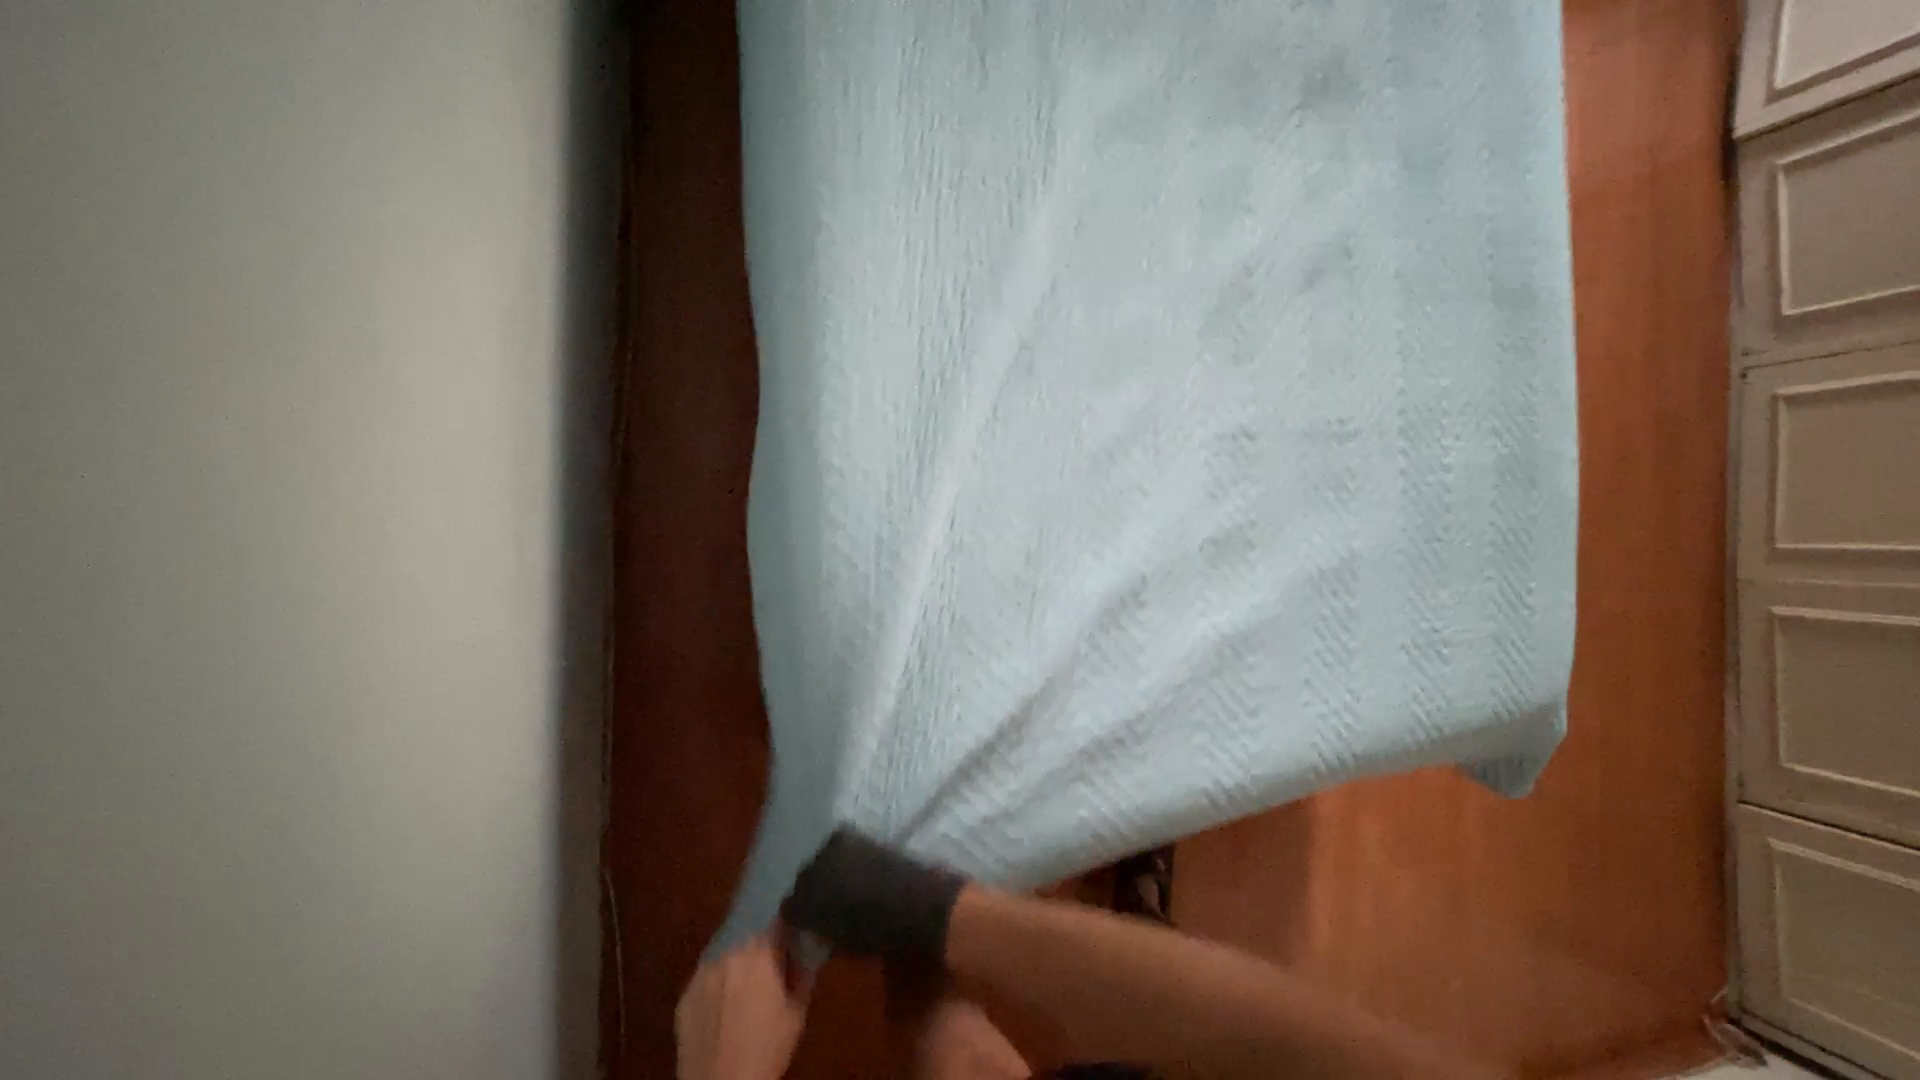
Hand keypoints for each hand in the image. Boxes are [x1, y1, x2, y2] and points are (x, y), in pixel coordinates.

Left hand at [675, 926, 812, 1079]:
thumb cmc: (766, 1049)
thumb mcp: (797, 1013)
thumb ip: (803, 974)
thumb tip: (807, 949)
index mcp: (759, 953)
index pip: (775, 922)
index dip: (786, 926)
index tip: (793, 932)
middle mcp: (728, 954)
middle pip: (749, 938)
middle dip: (761, 949)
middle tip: (770, 969)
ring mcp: (701, 973)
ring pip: (726, 957)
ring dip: (737, 965)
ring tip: (746, 988)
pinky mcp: (684, 995)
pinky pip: (706, 979)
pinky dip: (717, 985)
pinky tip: (723, 1007)